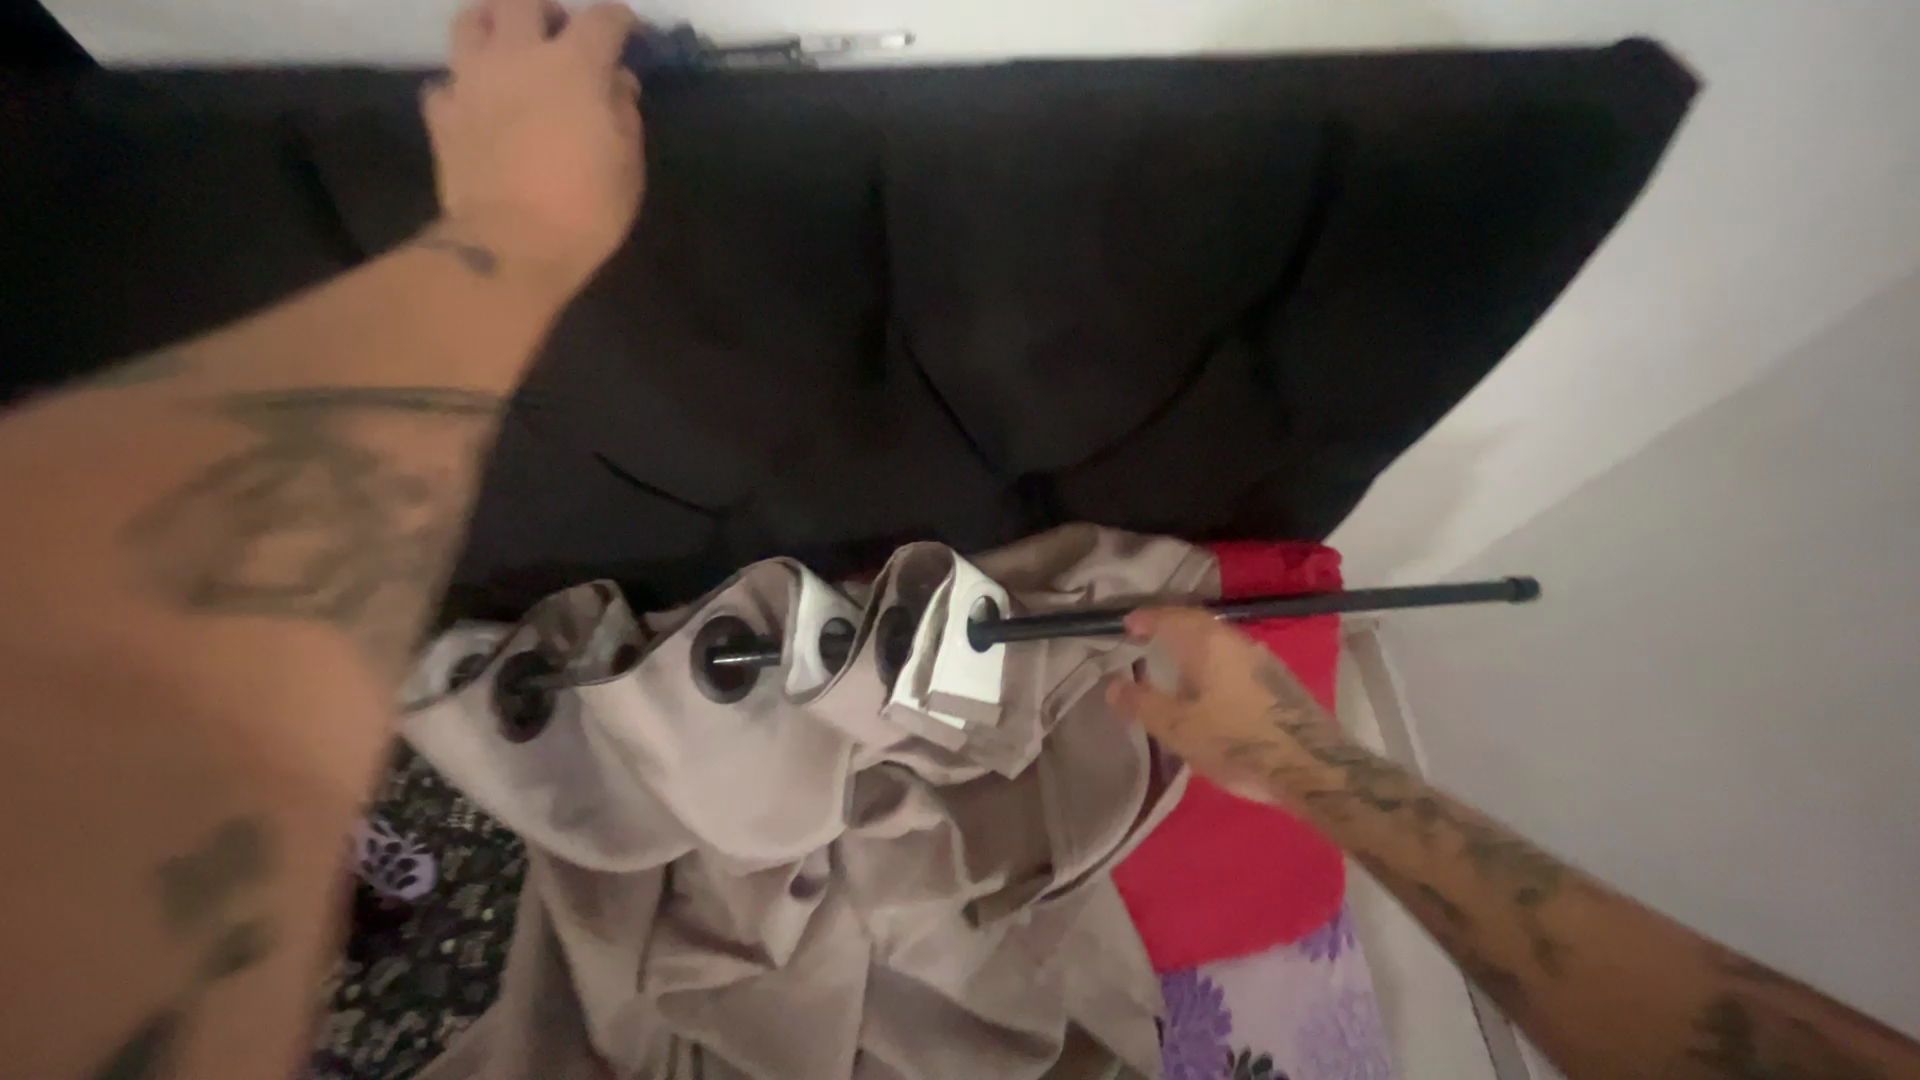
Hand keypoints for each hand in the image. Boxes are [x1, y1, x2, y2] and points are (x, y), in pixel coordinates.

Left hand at [423, 0, 643, 292]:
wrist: (513, 244)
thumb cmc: (587, 209)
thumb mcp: (628, 167)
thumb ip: (625, 114)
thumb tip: (618, 83)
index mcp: (573, 68)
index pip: (601, 21)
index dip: (619, 20)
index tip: (629, 29)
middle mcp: (517, 55)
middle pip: (522, 0)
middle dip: (547, 8)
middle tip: (560, 28)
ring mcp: (471, 79)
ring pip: (471, 22)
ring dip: (493, 24)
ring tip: (508, 45)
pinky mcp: (443, 111)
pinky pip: (448, 81)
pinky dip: (464, 85)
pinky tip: (477, 103)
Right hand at [1105, 608, 1342, 801]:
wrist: (1314, 768)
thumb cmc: (1238, 742)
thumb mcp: (1179, 728)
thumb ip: (1143, 704)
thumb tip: (1112, 685)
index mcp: (1208, 644)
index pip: (1170, 617)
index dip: (1146, 618)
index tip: (1127, 624)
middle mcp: (1237, 642)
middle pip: (1197, 624)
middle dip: (1170, 626)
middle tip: (1148, 636)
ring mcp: (1263, 660)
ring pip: (1219, 641)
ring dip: (1194, 645)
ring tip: (1175, 661)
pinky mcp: (1280, 682)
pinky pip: (1234, 658)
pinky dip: (1213, 661)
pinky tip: (1211, 685)